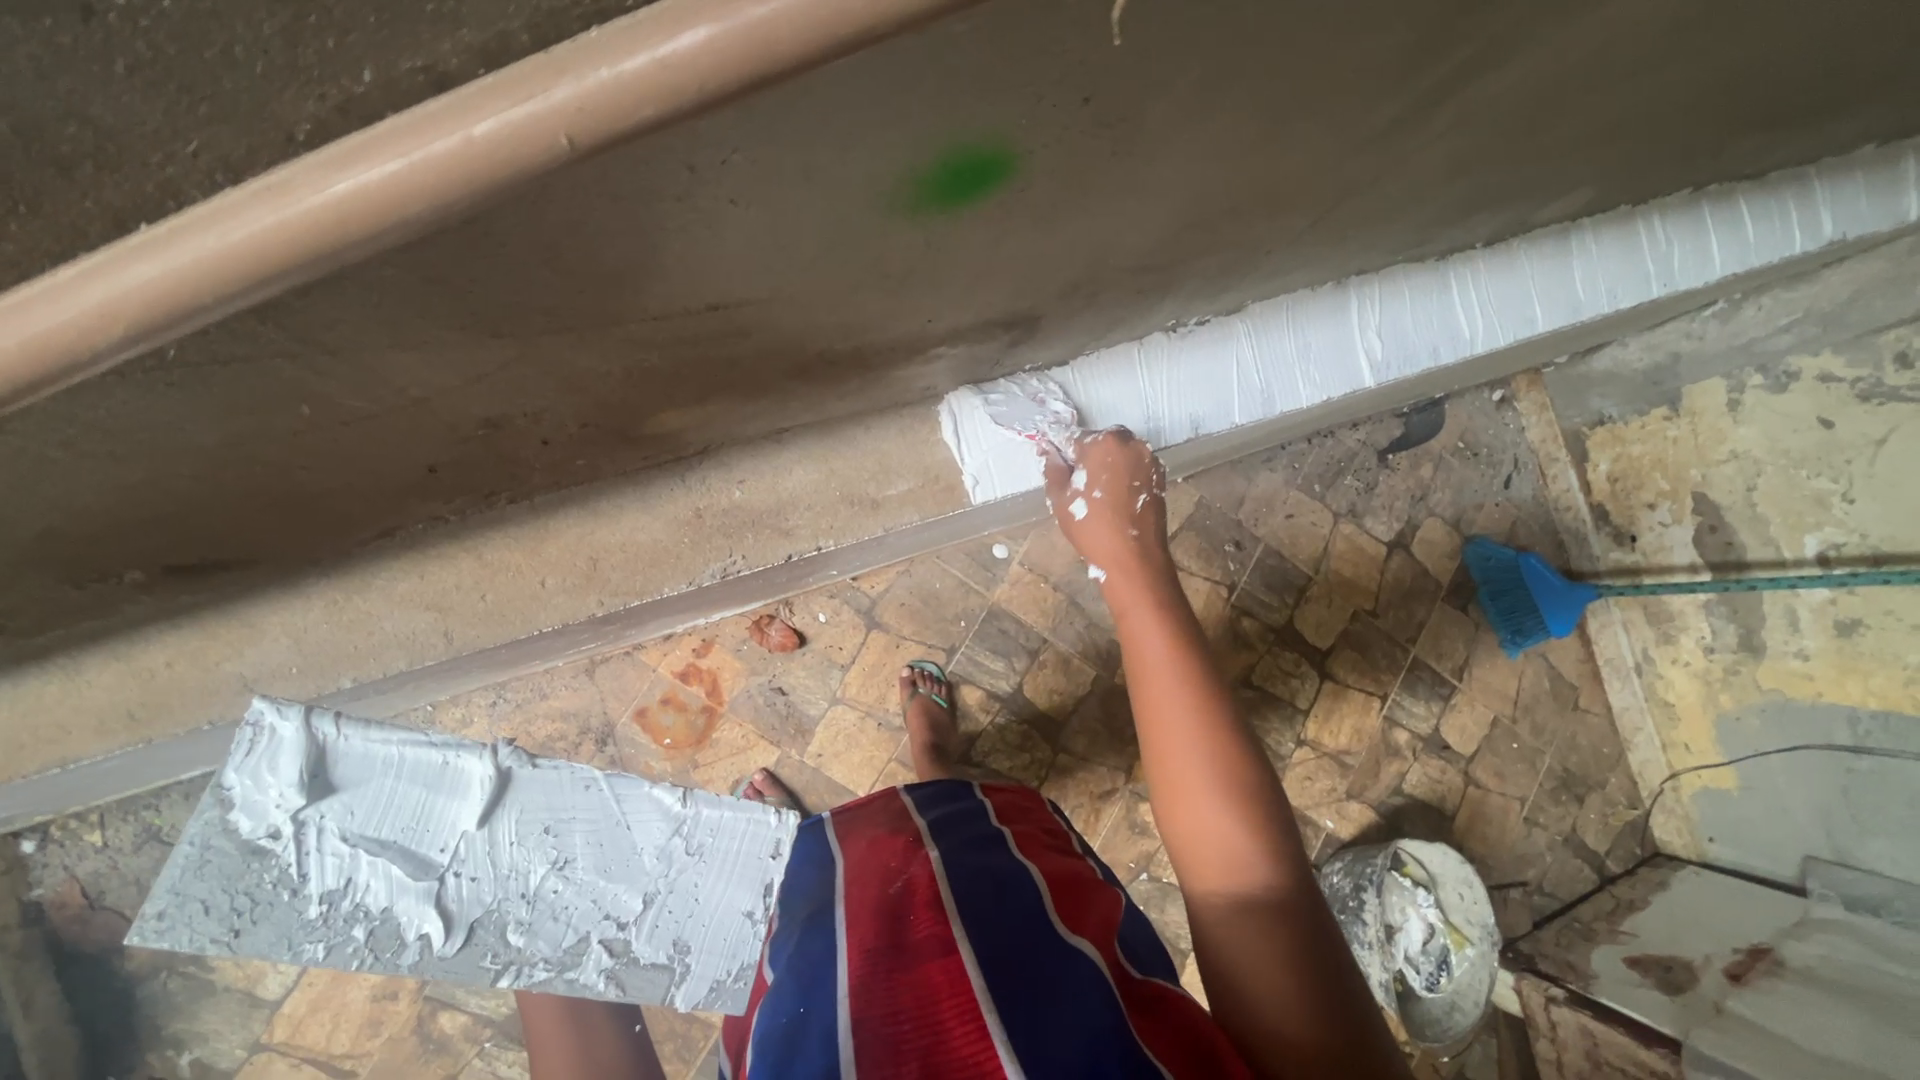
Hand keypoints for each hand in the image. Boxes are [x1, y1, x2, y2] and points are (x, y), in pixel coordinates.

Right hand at [1041, 427, 1172, 588]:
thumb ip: (1052, 468)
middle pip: (1099, 443)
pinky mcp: (1160, 476)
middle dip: (1086, 458)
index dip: (1059, 451)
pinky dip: (1122, 477)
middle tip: (1075, 485)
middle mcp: (1130, 442)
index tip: (1053, 462)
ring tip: (1095, 495)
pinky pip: (1133, 468)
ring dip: (1105, 467)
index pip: (1072, 437)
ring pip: (1118, 455)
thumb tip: (1049, 451)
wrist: (1134, 557)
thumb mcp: (1060, 498)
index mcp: (1102, 441)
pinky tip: (1113, 500)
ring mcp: (1148, 459)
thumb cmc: (1092, 528)